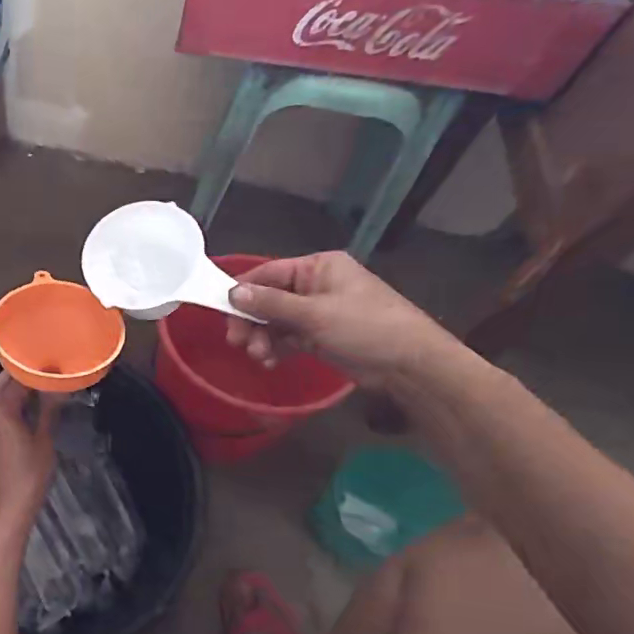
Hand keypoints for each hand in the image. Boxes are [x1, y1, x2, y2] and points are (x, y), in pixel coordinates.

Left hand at [0, 372, 62, 523]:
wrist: (8, 505)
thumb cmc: (30, 474)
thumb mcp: (44, 441)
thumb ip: (48, 412)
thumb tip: (58, 389)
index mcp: (4, 410)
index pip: (18, 382)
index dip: (34, 372)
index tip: (49, 365)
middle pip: (2, 386)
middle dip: (19, 376)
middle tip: (39, 370)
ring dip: (4, 387)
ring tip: (22, 380)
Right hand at [225, 252, 461, 388]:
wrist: (410, 365)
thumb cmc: (366, 328)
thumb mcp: (314, 314)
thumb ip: (270, 303)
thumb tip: (232, 292)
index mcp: (318, 268)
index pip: (267, 273)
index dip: (242, 292)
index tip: (222, 313)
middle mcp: (314, 285)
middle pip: (266, 299)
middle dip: (251, 322)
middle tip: (238, 343)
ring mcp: (315, 311)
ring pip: (272, 321)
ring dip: (260, 339)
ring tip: (260, 356)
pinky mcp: (317, 335)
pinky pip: (284, 337)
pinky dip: (273, 348)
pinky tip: (270, 361)